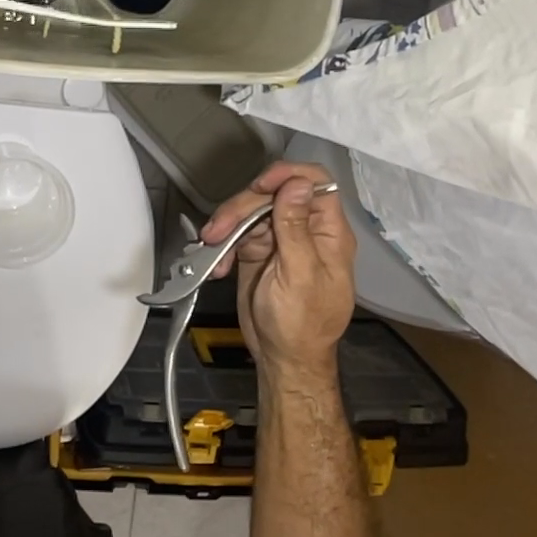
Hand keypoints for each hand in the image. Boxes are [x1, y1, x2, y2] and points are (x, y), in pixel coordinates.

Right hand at [199, 162, 357, 377]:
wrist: (282, 361)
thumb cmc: (301, 325)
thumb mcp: (299, 276)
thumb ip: (296, 228)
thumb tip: (298, 183)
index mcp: (327, 233)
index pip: (315, 183)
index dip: (288, 175)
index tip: (259, 187)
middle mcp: (304, 229)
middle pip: (272, 194)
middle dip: (241, 208)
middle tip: (216, 231)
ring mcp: (279, 238)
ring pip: (249, 210)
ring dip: (226, 225)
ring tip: (209, 247)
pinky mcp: (256, 250)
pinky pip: (236, 232)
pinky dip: (222, 245)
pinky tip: (216, 266)